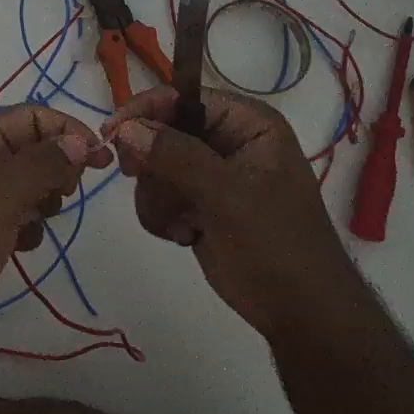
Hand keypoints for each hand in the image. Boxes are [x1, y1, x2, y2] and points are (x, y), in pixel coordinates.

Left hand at [0, 106, 111, 355]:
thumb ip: (38, 167)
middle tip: (63, 197)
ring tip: (34, 224)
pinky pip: (20, 211)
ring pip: (30, 179)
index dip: (67, 130)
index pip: (30, 115)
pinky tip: (21, 246)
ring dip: (44, 200)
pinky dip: (30, 225)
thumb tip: (81, 138)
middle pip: (33, 144)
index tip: (102, 160)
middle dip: (56, 167)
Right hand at [101, 86, 359, 339]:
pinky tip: (185, 235)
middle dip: (152, 165)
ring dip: (157, 197)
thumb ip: (177, 157)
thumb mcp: (228, 197)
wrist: (301, 316)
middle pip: (161, 130)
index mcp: (248, 124)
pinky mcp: (198, 203)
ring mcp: (211, 173)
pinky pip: (157, 193)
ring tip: (182, 224)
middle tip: (138, 179)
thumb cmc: (277, 246)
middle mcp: (228, 140)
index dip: (146, 110)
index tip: (113, 133)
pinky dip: (162, 215)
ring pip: (153, 165)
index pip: (183, 97)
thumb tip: (126, 128)